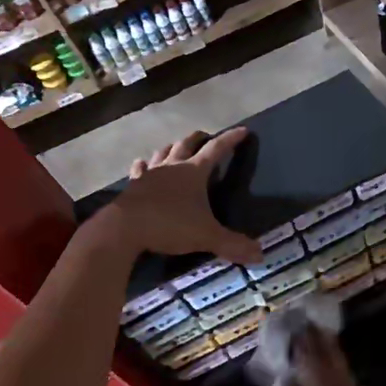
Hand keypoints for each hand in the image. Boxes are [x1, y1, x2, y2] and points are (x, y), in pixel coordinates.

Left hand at [92, 128, 261, 264]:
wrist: (125, 227)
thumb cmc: (170, 225)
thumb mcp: (206, 236)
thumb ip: (232, 244)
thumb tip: (260, 255)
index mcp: (194, 172)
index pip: (216, 149)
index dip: (231, 139)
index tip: (242, 130)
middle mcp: (172, 166)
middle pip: (186, 144)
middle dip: (198, 138)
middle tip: (204, 136)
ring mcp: (150, 174)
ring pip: (163, 152)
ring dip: (171, 148)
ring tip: (175, 147)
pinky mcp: (133, 185)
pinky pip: (139, 170)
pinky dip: (143, 166)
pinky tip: (141, 164)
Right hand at [281, 327, 382, 385]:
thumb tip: (287, 379)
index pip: (313, 359)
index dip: (303, 341)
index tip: (294, 324)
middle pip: (331, 358)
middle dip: (319, 340)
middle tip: (305, 323)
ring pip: (340, 368)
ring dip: (328, 351)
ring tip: (314, 337)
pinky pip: (343, 379)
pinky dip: (333, 367)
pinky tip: (326, 366)